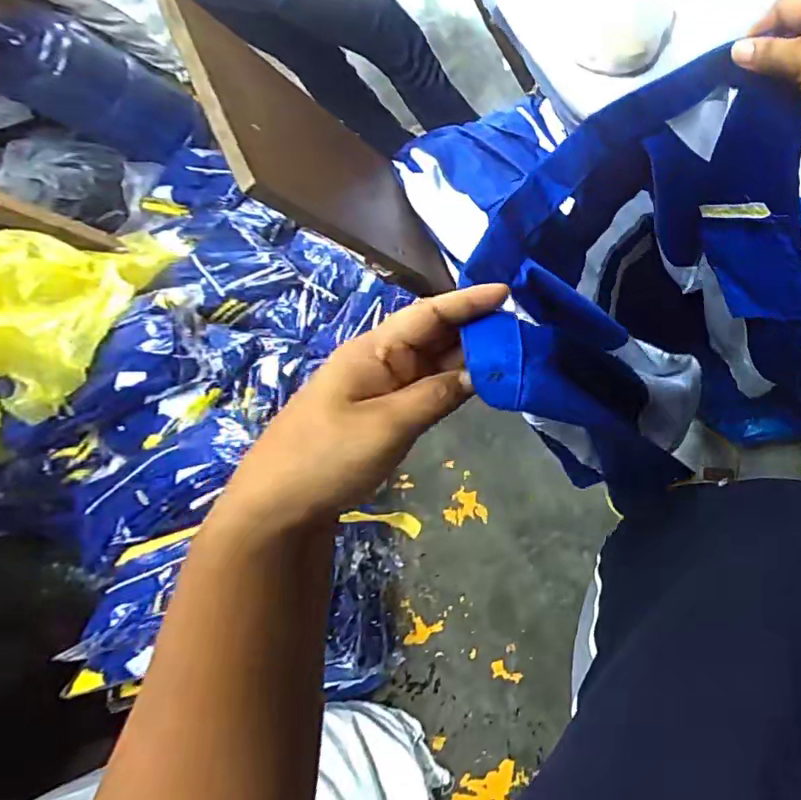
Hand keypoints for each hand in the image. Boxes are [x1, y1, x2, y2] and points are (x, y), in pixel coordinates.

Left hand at [216, 284, 509, 533]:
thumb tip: (480, 373)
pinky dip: (458, 381)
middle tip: (523, 327)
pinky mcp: (389, 411)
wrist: (278, 507)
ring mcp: (386, 386)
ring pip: (437, 360)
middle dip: (477, 326)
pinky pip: (431, 386)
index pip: (428, 314)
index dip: (467, 301)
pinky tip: (485, 381)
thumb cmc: (326, 457)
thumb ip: (436, 395)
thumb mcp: (387, 425)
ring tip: (515, 349)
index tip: (506, 292)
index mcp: (374, 350)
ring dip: (472, 355)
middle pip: (436, 333)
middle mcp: (383, 360)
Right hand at [731, 0, 800, 147]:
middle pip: (797, 25)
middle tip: (750, 72)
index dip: (759, 29)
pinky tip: (787, 92)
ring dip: (786, 65)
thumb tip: (735, 50)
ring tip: (765, 84)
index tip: (739, 56)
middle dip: (772, 47)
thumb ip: (768, 53)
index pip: (785, 5)